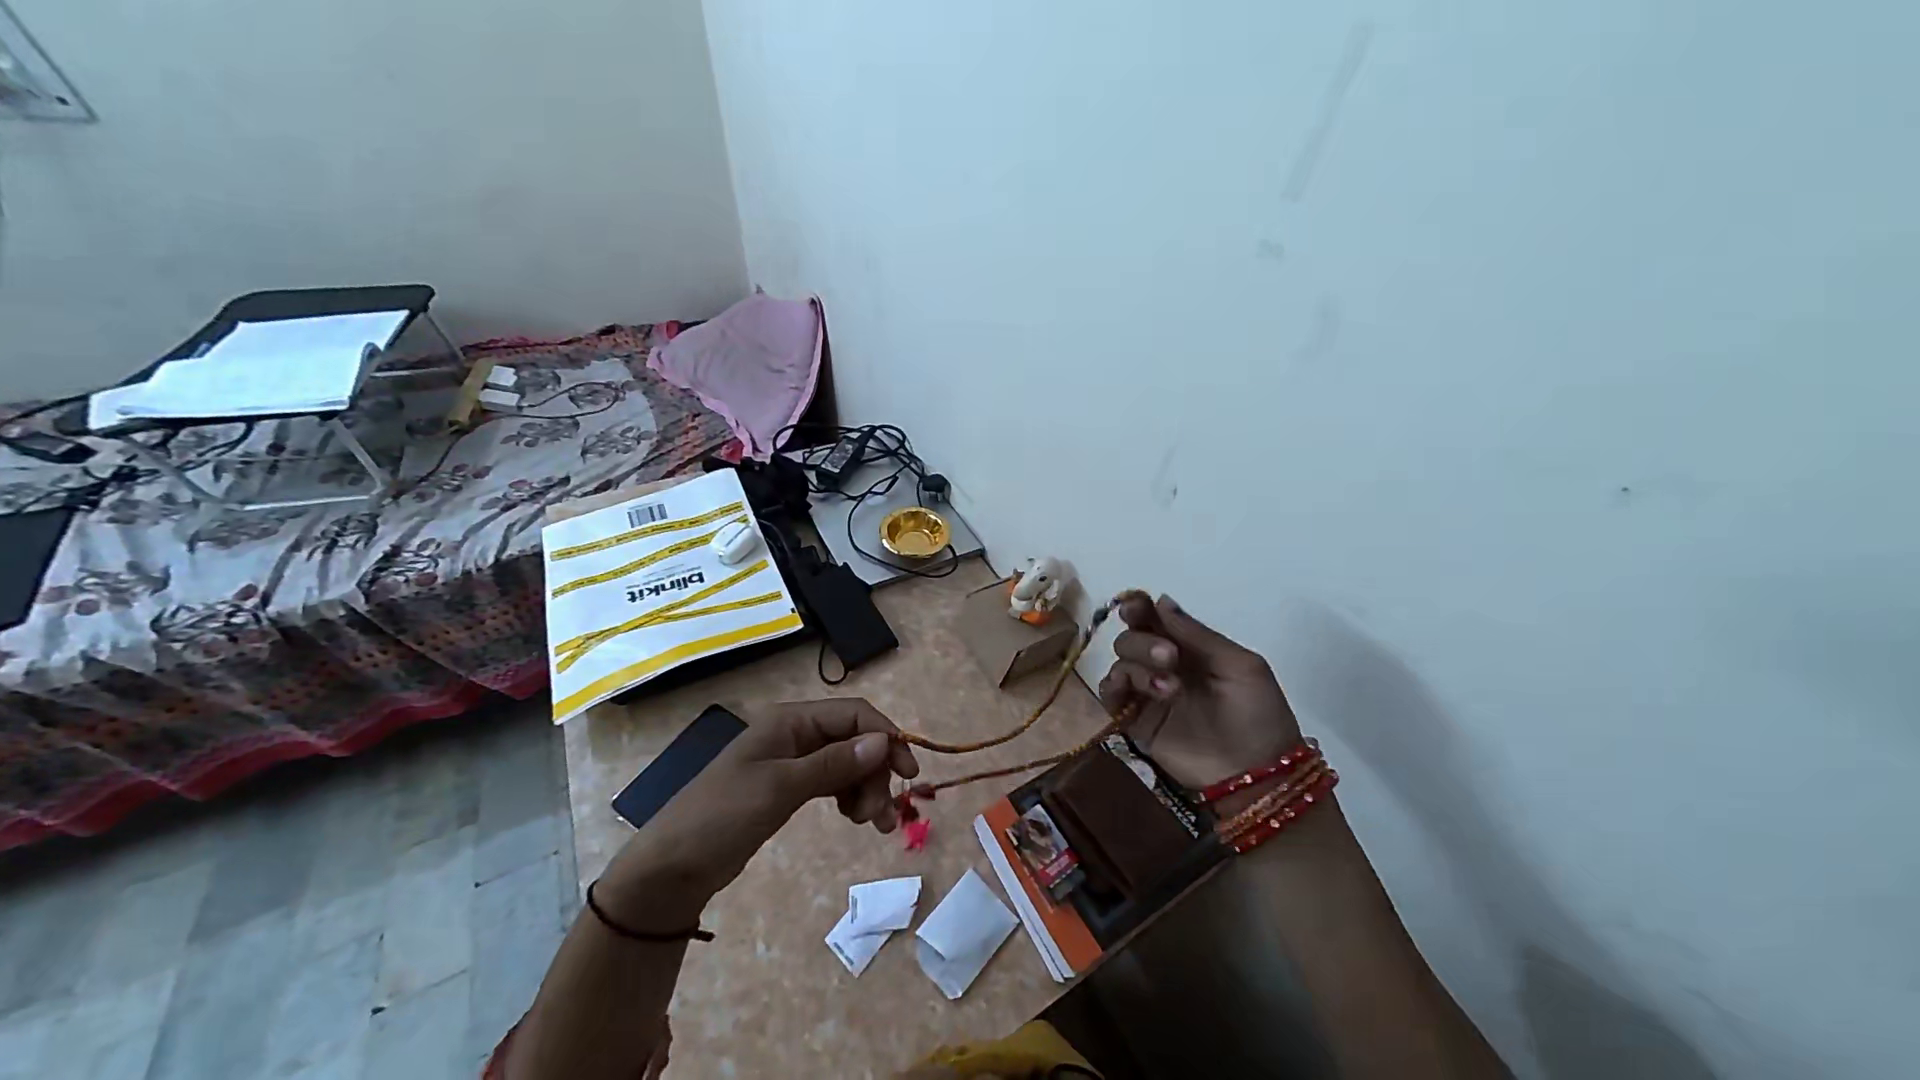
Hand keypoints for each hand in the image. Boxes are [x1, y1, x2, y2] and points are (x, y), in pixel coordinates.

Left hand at [596, 699, 918, 929]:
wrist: (673, 866)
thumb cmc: (723, 815)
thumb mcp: (781, 787)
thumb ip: (834, 763)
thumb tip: (884, 741)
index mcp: (790, 720)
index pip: (853, 714)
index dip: (885, 737)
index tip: (908, 774)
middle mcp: (795, 734)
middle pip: (854, 740)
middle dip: (875, 773)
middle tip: (883, 816)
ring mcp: (792, 761)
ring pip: (847, 764)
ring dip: (866, 789)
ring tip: (874, 824)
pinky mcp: (789, 788)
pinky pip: (832, 783)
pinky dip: (849, 797)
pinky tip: (853, 818)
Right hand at [1098, 595, 1301, 789]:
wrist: (1256, 773)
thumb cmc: (1258, 714)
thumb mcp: (1240, 665)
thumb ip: (1198, 634)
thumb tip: (1161, 600)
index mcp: (1190, 649)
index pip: (1154, 620)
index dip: (1139, 609)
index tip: (1134, 607)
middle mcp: (1163, 666)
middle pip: (1131, 638)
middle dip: (1144, 642)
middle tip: (1169, 658)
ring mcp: (1148, 694)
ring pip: (1119, 662)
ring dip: (1138, 666)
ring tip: (1168, 688)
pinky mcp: (1135, 722)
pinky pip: (1109, 695)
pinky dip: (1114, 686)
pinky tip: (1135, 693)